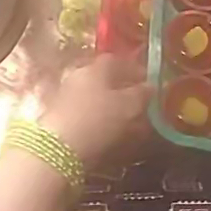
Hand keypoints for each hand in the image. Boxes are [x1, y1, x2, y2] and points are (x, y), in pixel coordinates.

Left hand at [40, 53, 149, 167]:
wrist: (58, 149)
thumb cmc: (99, 120)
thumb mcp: (129, 106)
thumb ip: (143, 94)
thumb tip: (152, 85)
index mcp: (96, 68)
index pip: (117, 60)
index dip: (134, 69)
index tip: (149, 81)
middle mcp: (78, 76)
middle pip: (104, 79)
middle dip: (122, 89)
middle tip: (140, 103)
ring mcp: (65, 97)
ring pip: (94, 97)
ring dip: (110, 106)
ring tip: (127, 122)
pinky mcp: (58, 118)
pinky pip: (85, 113)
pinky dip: (99, 119)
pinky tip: (109, 132)